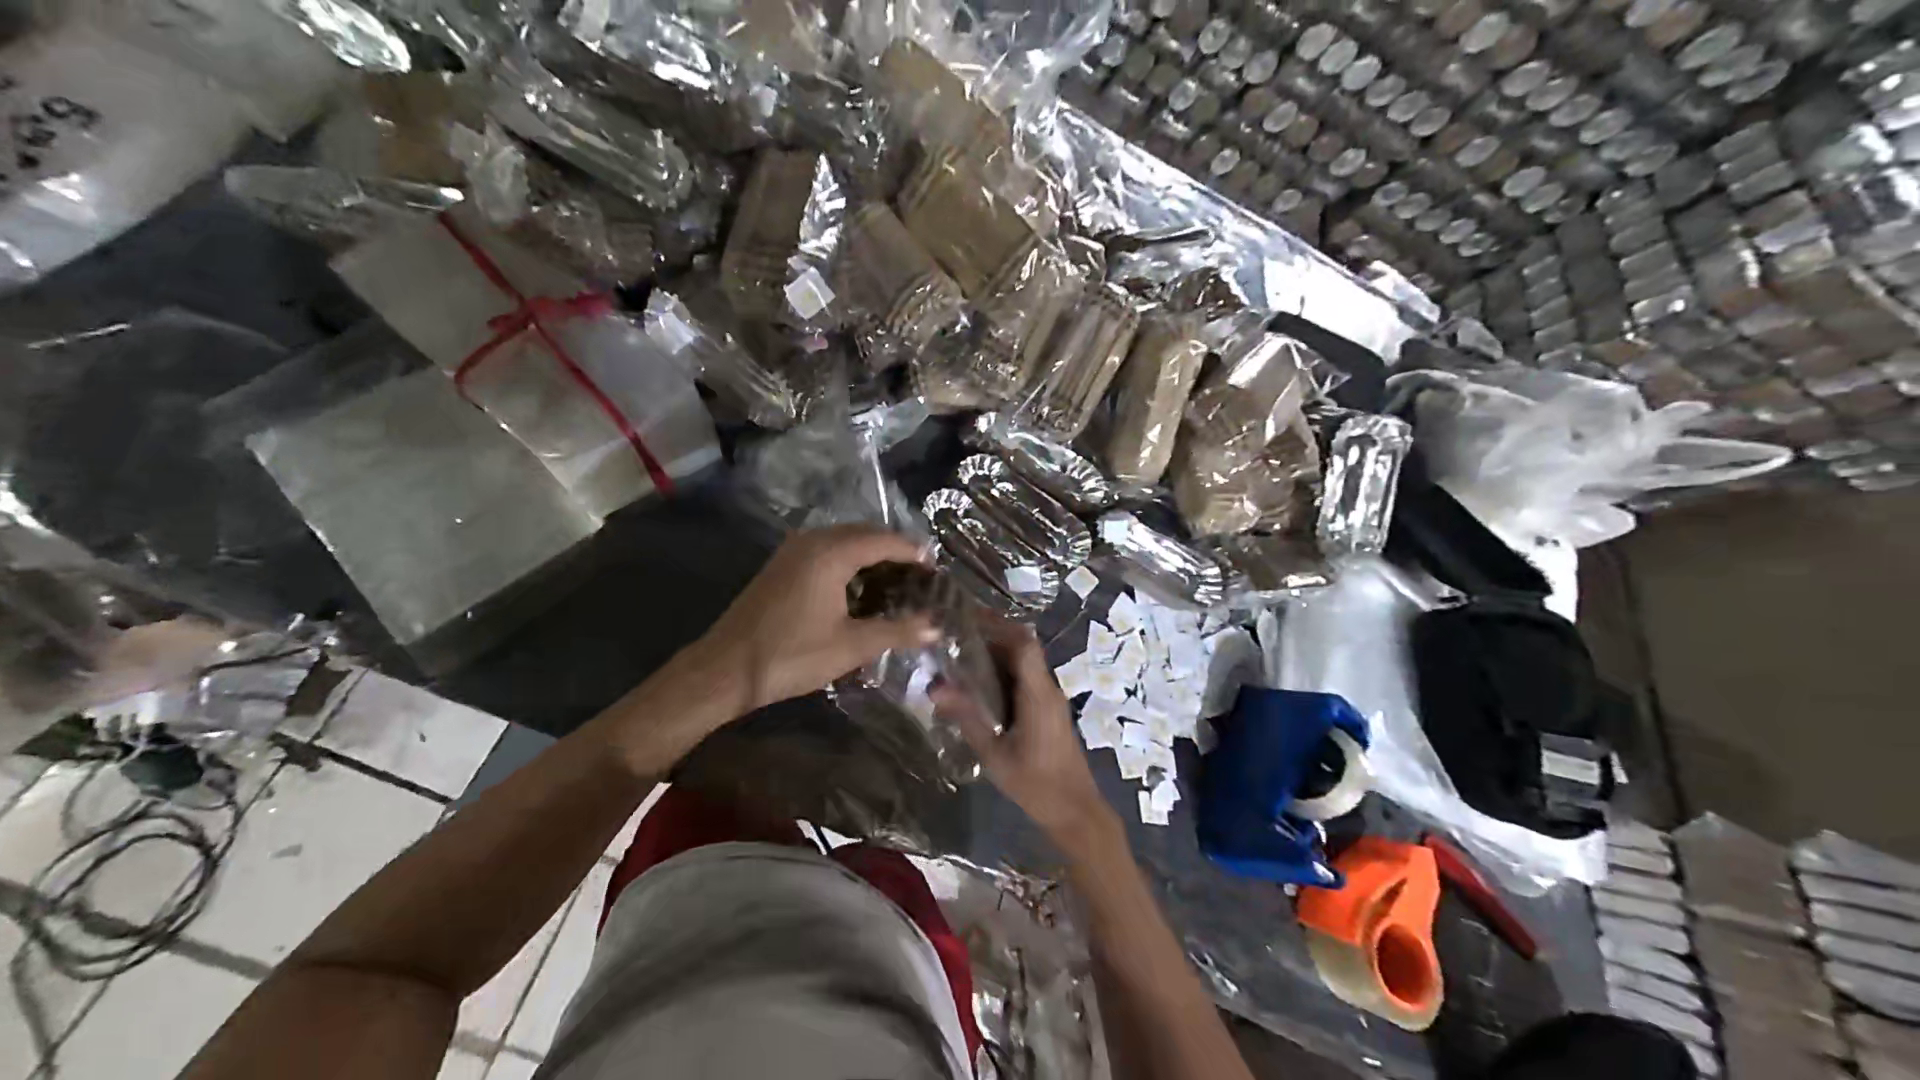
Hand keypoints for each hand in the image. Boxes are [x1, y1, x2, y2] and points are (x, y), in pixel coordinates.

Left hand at [700, 526, 939, 713]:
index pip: (884, 540)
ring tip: (897, 580)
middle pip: (864, 533)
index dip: (913, 552)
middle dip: (895, 550)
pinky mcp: (782, 565)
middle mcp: (812, 541)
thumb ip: (897, 631)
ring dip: (871, 554)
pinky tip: (861, 587)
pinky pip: (826, 550)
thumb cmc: (792, 656)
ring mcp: (793, 551)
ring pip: (844, 540)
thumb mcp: (851, 646)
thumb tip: (936, 627)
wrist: (724, 670)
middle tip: (921, 575)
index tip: (937, 568)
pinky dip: (850, 560)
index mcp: (831, 553)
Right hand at [933, 615, 1117, 851]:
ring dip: (996, 653)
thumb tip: (935, 687)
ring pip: (1024, 663)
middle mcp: (1048, 689)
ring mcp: (1050, 700)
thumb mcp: (994, 754)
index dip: (998, 624)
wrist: (1075, 812)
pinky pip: (1025, 679)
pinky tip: (978, 683)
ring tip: (959, 652)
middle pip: (1023, 647)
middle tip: (954, 632)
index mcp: (1038, 693)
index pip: (1023, 642)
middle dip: (991, 635)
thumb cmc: (1035, 784)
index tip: (967, 617)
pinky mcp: (1047, 711)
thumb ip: (967, 718)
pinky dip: (1003, 672)